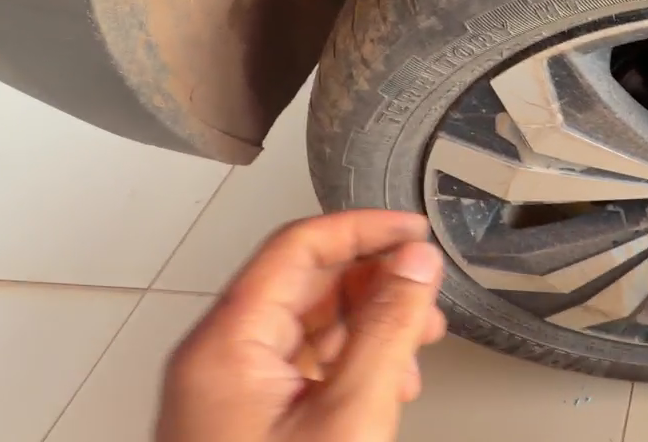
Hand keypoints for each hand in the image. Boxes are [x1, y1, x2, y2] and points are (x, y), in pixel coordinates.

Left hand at [157, 210, 447, 441]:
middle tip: (425, 288)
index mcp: (226, 345)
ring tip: (418, 336)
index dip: (364, 228)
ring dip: (375, 319)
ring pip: (315, 320)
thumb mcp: (347, 415)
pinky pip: (312, 360)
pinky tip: (392, 376)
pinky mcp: (253, 420)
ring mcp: (235, 392)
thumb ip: (388, 325)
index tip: (413, 232)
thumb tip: (417, 262)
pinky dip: (359, 356)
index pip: (300, 245)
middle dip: (377, 280)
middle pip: (310, 281)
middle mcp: (223, 358)